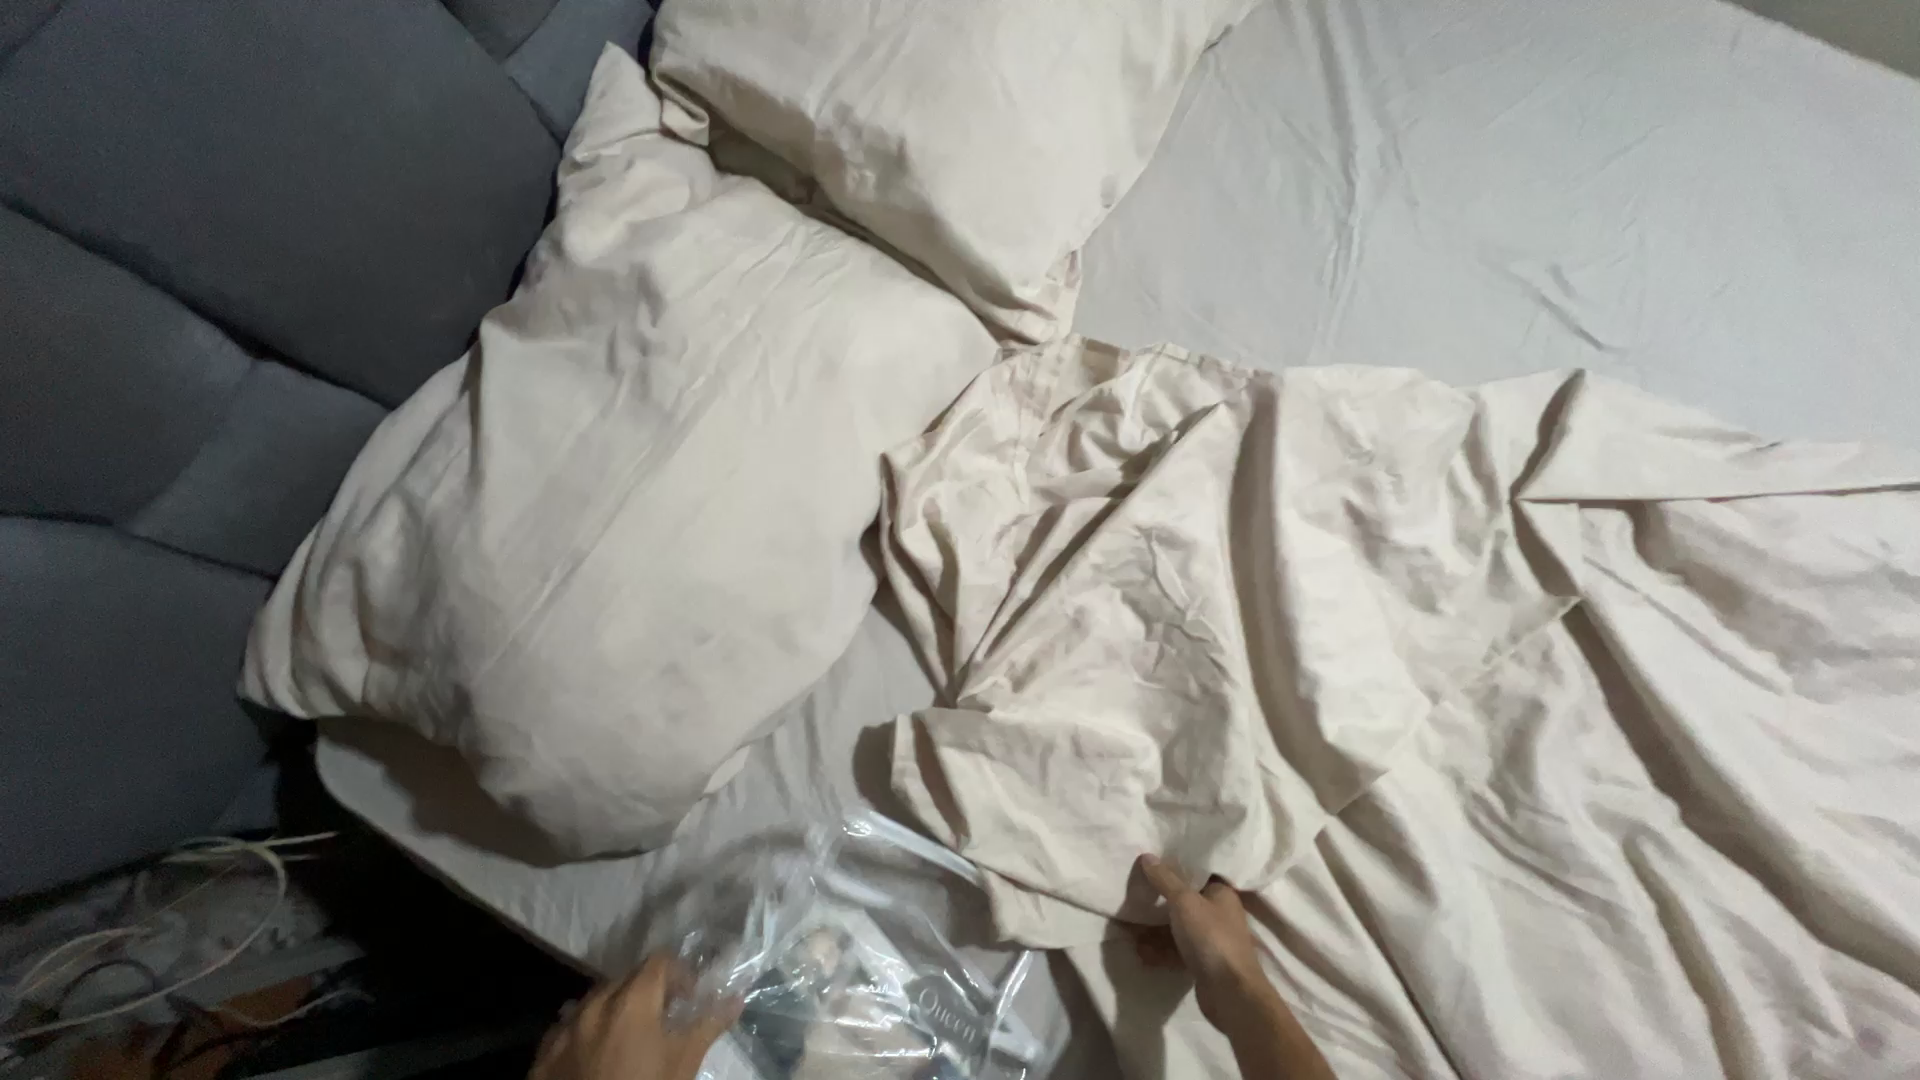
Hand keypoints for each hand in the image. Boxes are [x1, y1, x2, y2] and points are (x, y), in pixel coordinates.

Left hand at [529, 954, 741, 1079]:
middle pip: (626, 978)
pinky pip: (564, 1030)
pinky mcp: (540, 1059)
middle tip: (662, 1018)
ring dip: (614, 1009)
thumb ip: (709, 1024)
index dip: (679, 974)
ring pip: (594, 1002)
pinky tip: (592, 1057)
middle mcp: (594, 1005)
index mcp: (632, 1000)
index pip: (660, 961)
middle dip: (647, 990)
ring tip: (627, 1037)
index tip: (689, 998)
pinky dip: (583, 1033)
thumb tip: (737, 998)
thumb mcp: (683, 1063)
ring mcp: (563, 1031)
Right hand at [1135, 854, 1279, 1034]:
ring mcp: (1210, 940)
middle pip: (1183, 901)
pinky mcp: (1203, 963)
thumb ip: (1164, 879)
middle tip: (1133, 896)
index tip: (1149, 863)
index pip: (1196, 873)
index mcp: (1221, 893)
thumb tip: (1147, 856)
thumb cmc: (1211, 937)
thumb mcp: (1184, 901)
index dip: (1174, 867)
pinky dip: (1160, 951)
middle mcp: (1218, 914)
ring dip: (1154, 931)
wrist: (1231, 994)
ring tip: (1129, 931)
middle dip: (1157, 902)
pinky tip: (1141, 953)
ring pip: (1177, 928)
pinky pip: (1177, 951)